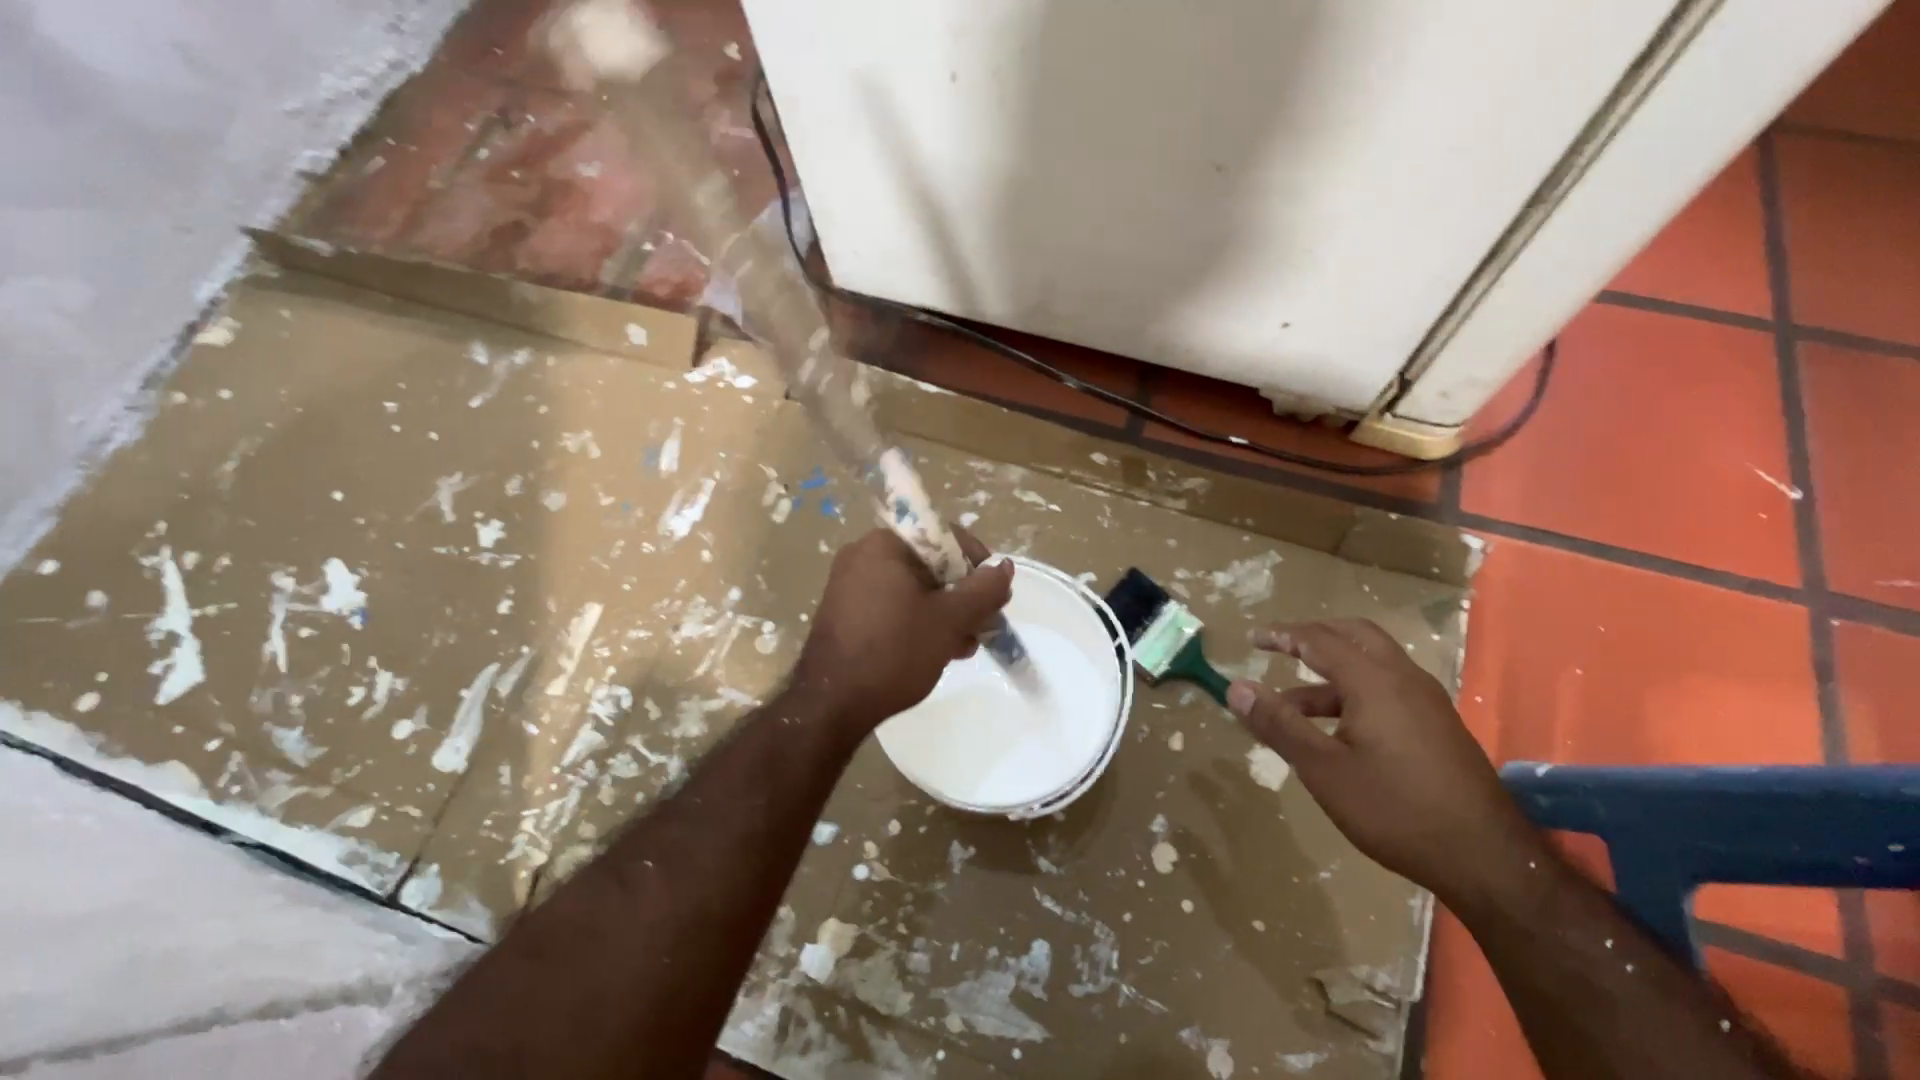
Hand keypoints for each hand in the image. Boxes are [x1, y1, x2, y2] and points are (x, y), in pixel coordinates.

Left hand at [791, 527, 1014, 734]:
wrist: (832, 703)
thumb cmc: (895, 650)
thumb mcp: (950, 620)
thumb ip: (983, 590)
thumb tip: (1004, 567)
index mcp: (885, 544)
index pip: (946, 536)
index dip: (978, 564)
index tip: (994, 597)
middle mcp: (863, 556)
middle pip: (931, 564)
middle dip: (962, 595)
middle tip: (981, 626)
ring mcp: (850, 585)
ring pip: (913, 589)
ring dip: (944, 614)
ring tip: (964, 647)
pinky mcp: (846, 614)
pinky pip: (893, 606)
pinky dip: (918, 622)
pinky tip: (937, 651)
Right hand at [1226, 619, 1547, 909]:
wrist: (1485, 856)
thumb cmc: (1395, 809)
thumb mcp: (1323, 769)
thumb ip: (1278, 724)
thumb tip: (1236, 687)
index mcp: (1374, 681)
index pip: (1320, 640)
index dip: (1283, 635)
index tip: (1253, 639)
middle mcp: (1404, 679)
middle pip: (1355, 636)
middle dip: (1314, 637)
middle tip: (1279, 647)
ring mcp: (1427, 703)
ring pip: (1373, 665)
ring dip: (1330, 672)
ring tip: (1292, 705)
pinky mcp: (1438, 727)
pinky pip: (1388, 689)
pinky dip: (1353, 692)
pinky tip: (1336, 730)